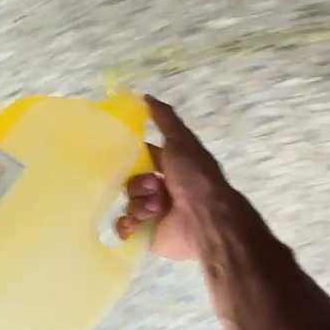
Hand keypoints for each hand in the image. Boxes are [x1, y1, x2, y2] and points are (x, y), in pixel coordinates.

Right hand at [112, 95, 240, 262]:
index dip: (133, 157)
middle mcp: (161, 190)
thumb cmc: (194, 176)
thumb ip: (164, 118)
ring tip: (157, 208)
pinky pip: (124, 228)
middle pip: (131, 181)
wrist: (205, 217)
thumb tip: (144, 95)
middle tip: (155, 188)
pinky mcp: (146, 235)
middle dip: (139, 184)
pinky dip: (127, 225)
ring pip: (127, 203)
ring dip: (139, 204)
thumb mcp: (180, 139)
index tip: (125, 155)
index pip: (141, 159)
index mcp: (170, 168)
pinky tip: (137, 223)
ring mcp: (153, 214)